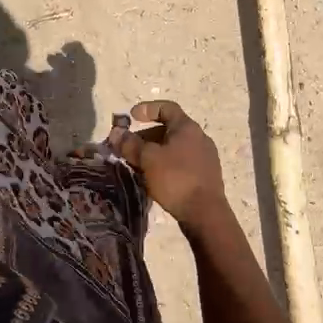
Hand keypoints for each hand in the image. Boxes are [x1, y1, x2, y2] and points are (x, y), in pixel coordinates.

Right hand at [110, 100, 228, 230]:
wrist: (206, 215)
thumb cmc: (176, 179)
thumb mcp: (148, 159)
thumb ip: (130, 144)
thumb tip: (116, 132)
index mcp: (187, 127)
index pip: (167, 108)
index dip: (147, 109)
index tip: (131, 117)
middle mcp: (200, 138)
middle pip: (169, 129)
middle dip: (146, 136)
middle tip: (129, 147)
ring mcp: (205, 158)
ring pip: (174, 148)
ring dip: (155, 152)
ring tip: (138, 165)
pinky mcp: (206, 177)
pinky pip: (182, 162)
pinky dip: (166, 164)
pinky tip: (155, 178)